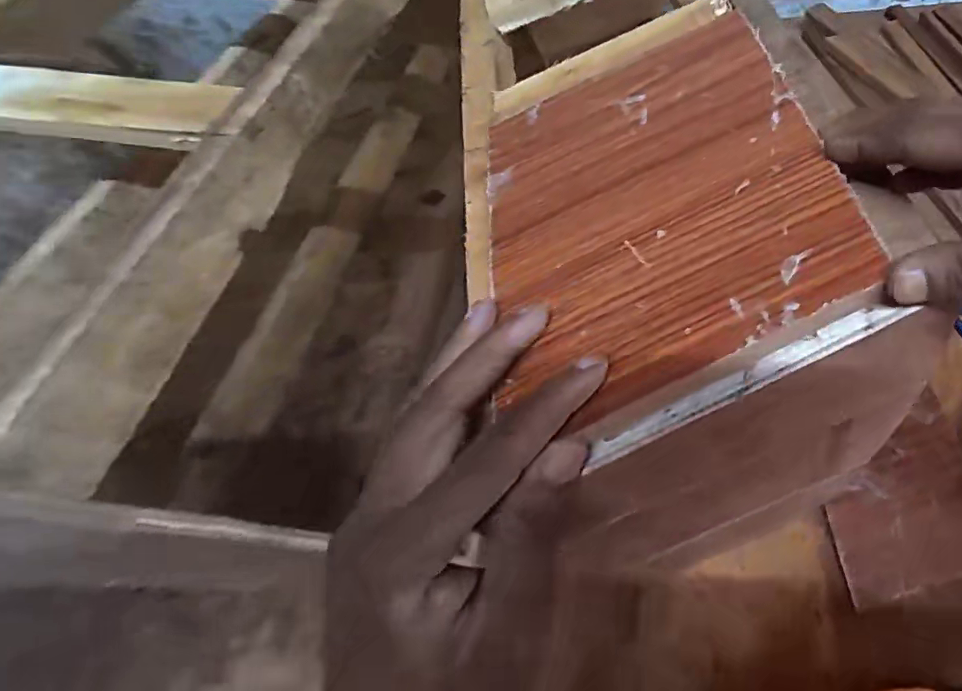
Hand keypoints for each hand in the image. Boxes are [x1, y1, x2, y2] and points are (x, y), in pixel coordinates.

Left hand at [326, 301, 606, 690]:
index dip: (546, 406)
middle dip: (484, 359)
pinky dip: (442, 390)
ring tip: (486, 308)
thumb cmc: (460, 686)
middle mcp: (371, 522)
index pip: (488, 459)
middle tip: (534, 311)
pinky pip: (412, 437)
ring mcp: (366, 516)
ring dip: (454, 360)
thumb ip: (530, 535)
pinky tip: (463, 365)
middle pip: (429, 420)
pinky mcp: (377, 516)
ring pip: (410, 419)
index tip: (595, 362)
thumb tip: (571, 445)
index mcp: (403, 553)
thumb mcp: (506, 626)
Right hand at [825, 103, 961, 338]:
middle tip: (831, 151)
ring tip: (868, 166)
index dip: (867, 138)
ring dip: (918, 148)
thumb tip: (889, 278)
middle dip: (883, 133)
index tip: (816, 144)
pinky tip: (938, 184)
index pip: (925, 131)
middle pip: (943, 120)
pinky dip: (955, 166)